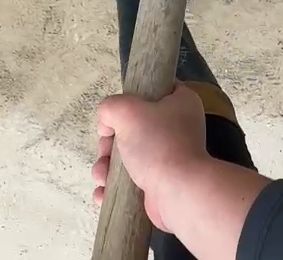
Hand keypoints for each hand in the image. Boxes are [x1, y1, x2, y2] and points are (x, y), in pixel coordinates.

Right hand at [92, 86, 208, 230]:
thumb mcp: (128, 111)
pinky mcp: (161, 184)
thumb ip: (110, 107)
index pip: (153, 90)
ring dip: (108, 167)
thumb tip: (107, 124)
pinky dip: (115, 187)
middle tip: (105, 151)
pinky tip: (102, 193)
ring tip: (102, 177)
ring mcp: (169, 158)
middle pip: (134, 127)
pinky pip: (131, 181)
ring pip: (129, 155)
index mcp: (180, 102)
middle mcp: (177, 128)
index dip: (130, 99)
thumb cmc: (158, 144)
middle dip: (110, 142)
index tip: (116, 114)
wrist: (178, 193)